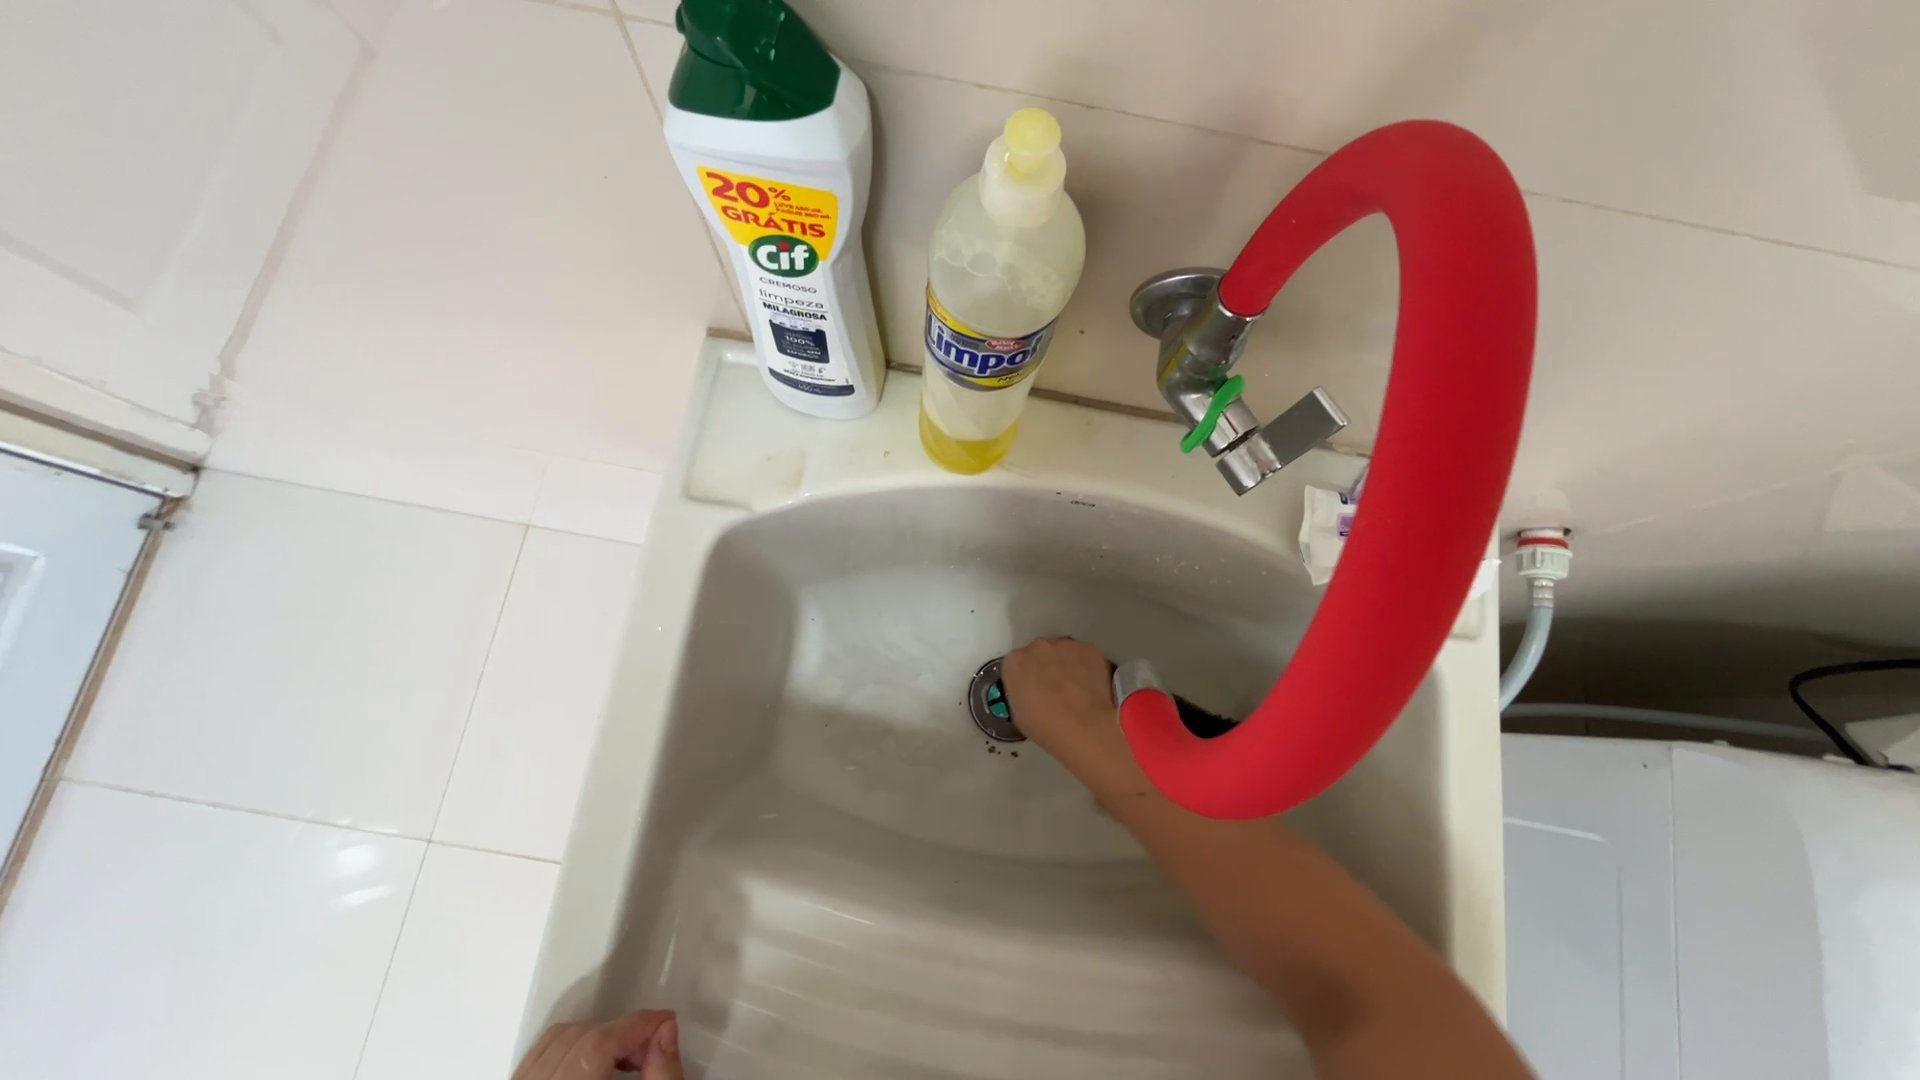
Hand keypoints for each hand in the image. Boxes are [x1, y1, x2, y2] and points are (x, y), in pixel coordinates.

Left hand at [512, 1009, 682, 1079]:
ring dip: (596, 1038)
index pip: (597, 1046)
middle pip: (579, 1039)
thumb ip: (661, 1075)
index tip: (663, 1022)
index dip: (637, 1026)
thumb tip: (665, 1032)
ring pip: (554, 1042)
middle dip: (622, 1033)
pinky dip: (569, 1049)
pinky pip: (535, 1057)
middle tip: (652, 1045)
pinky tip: (595, 1064)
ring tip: (627, 1057)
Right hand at [999, 637, 1149, 795]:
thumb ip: (1025, 696)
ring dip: (1071, 667)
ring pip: (1066, 654)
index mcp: (1013, 663)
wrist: (1085, 725)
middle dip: (1050, 670)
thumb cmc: (1047, 729)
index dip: (1031, 682)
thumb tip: (1037, 695)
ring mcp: (1066, 645)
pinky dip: (1090, 668)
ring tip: (1084, 694)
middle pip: (1042, 655)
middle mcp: (1037, 646)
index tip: (1041, 698)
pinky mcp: (1090, 649)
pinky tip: (1098, 689)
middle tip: (1062, 696)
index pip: (1018, 666)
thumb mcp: (1022, 716)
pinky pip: (1086, 657)